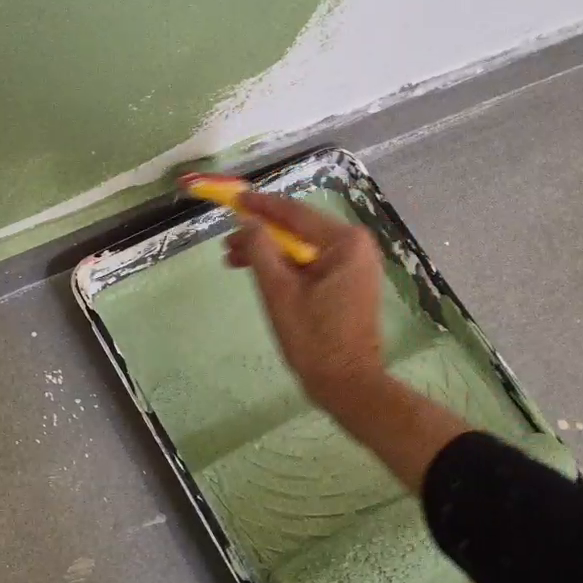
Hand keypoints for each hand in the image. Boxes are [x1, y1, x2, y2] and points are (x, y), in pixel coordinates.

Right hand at [225, 191, 387, 414]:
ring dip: (269, 253)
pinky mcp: (349, 285)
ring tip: (235, 261)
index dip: (261, 206)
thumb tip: (247, 222)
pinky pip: (311, 266)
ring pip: (302, 250)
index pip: (294, 213)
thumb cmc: (313, 338)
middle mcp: (356, 247)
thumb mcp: (278, 291)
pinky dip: (286, 268)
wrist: (346, 384)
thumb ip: (260, 249)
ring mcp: (355, 267)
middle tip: (227, 245)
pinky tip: (260, 274)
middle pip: (298, 230)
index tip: (234, 199)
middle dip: (261, 235)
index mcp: (345, 242)